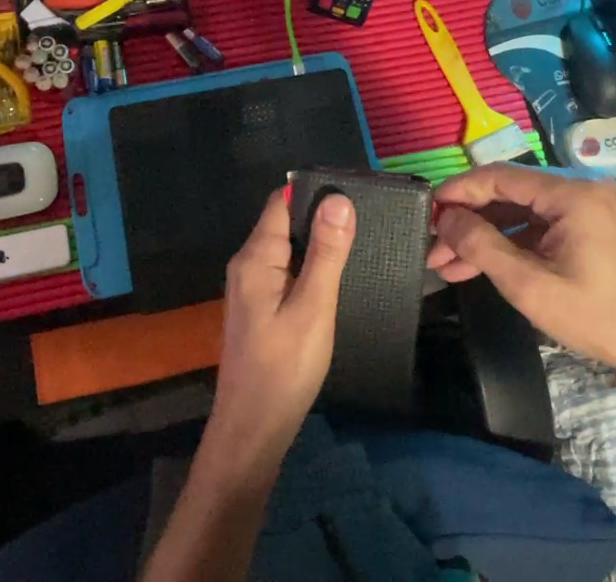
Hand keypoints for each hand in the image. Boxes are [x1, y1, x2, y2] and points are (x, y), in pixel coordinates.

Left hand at [209, 187, 354, 463]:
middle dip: (321, 215)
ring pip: (287, 247)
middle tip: (368, 216)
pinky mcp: (260, 306)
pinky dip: (310, 266)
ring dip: (318, 242)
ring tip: (361, 240)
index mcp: (255, 257)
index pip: (281, 202)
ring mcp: (251, 286)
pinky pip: (286, 270)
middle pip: (284, 221)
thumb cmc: (284, 367)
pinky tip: (337, 275)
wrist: (254, 426)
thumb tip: (338, 199)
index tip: (355, 190)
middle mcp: (247, 264)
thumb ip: (325, 253)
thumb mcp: (312, 307)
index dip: (315, 191)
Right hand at [427, 164, 615, 387]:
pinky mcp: (590, 228)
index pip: (499, 176)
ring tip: (446, 266)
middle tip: (432, 247)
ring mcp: (588, 208)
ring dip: (484, 237)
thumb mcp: (530, 284)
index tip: (426, 210)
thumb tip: (444, 218)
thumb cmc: (598, 317)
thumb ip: (481, 245)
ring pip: (520, 213)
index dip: (458, 191)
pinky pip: (539, 226)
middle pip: (508, 193)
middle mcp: (582, 189)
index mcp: (572, 193)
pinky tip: (476, 267)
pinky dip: (509, 245)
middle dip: (467, 222)